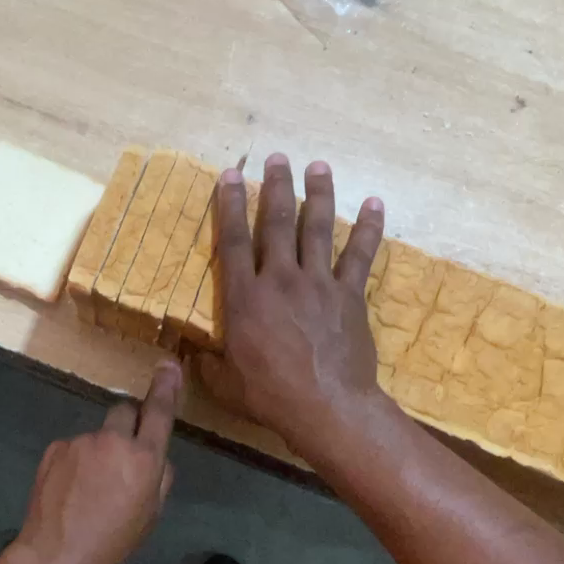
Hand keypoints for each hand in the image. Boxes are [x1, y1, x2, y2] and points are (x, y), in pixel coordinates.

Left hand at [10, 361, 181, 563]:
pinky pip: (73, 447)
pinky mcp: (55, 447)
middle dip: (128, 425)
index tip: (168, 365)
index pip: (159, 412)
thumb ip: (160, 476)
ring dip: (98, 450)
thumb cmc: (112, 540)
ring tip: (89, 488)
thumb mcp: (151, 514)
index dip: (166, 387)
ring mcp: (81, 441)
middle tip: (122, 457)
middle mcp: (113, 440)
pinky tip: (70, 489)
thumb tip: (158, 455)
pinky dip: (75, 461)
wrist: (57, 552)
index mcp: (144, 458)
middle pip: (125, 412)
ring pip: (97, 434)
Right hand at [196, 155, 388, 460]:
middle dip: (275, 187)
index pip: (233, 242)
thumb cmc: (268, 396)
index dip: (230, 206)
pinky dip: (369, 229)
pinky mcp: (349, 296)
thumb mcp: (223, 384)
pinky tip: (375, 204)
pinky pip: (360, 255)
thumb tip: (188, 353)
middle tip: (277, 157)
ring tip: (318, 166)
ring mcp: (318, 284)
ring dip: (318, 194)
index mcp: (245, 299)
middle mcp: (280, 280)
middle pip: (277, 224)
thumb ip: (206, 363)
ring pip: (318, 229)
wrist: (326, 406)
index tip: (230, 175)